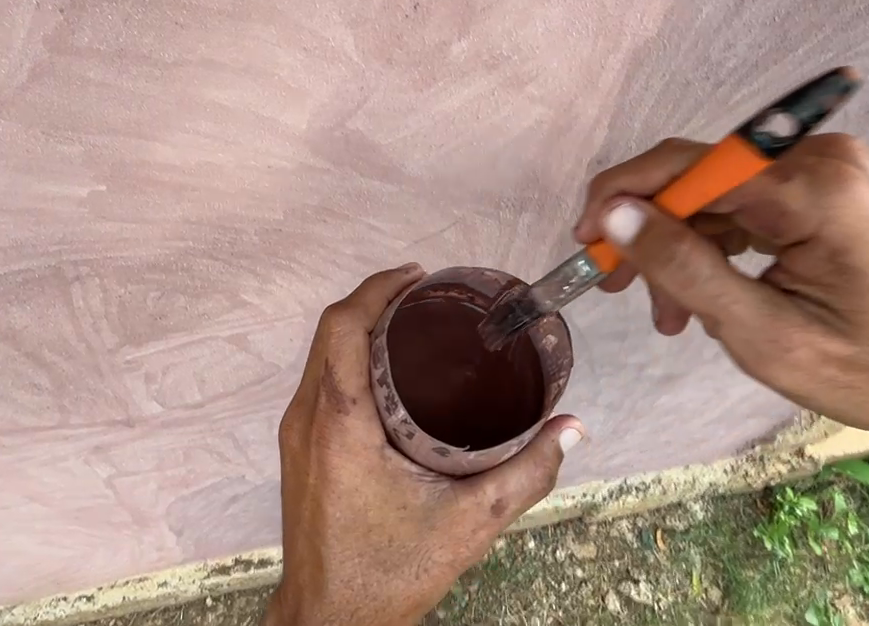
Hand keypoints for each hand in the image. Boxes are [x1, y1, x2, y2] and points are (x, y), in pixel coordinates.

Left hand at [264, 263, 584, 625]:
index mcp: (340, 422)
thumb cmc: (389, 572)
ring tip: (410, 320)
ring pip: (320, 352)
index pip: (343, 326)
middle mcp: (307, 415)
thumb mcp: (469, 524)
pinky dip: (349, 354)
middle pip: (329, 330)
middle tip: (423, 292)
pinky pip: (320, 377)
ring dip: (359, 325)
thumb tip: (572, 428)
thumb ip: (524, 474)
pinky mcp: (297, 444)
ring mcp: (295, 429)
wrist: (326, 620)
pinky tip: (386, 365)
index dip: (375, 288)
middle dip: (372, 298)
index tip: (417, 276)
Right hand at [572, 135, 868, 450]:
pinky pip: (741, 205)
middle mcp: (817, 157)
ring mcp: (824, 168)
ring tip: (672, 315)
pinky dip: (714, 247)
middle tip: (619, 289)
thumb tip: (611, 213)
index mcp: (812, 187)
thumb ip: (685, 270)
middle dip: (652, 234)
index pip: (685, 166)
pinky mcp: (825, 186)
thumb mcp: (768, 336)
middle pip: (696, 180)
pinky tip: (706, 295)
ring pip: (713, 196)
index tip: (585, 242)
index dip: (621, 196)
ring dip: (681, 249)